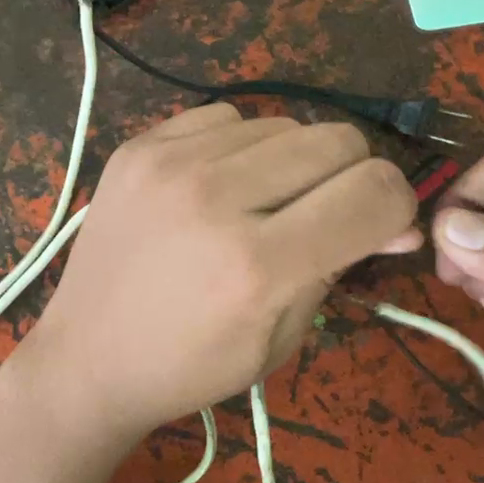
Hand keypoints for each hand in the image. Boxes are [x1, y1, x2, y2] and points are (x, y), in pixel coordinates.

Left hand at [18, 104, 420, 442]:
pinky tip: (215, 186)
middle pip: (337, 140)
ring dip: (292, 161)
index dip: (395, 207)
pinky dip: (238, 146)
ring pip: (283, 122)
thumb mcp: (280, 339)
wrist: (87, 356)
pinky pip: (225, 117)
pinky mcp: (138, 147)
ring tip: (261, 203)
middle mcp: (215, 198)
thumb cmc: (190, 366)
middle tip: (324, 213)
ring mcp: (169, 163)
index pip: (374, 192)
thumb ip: (340, 265)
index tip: (380, 226)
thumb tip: (397, 218)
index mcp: (258, 266)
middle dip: (351, 176)